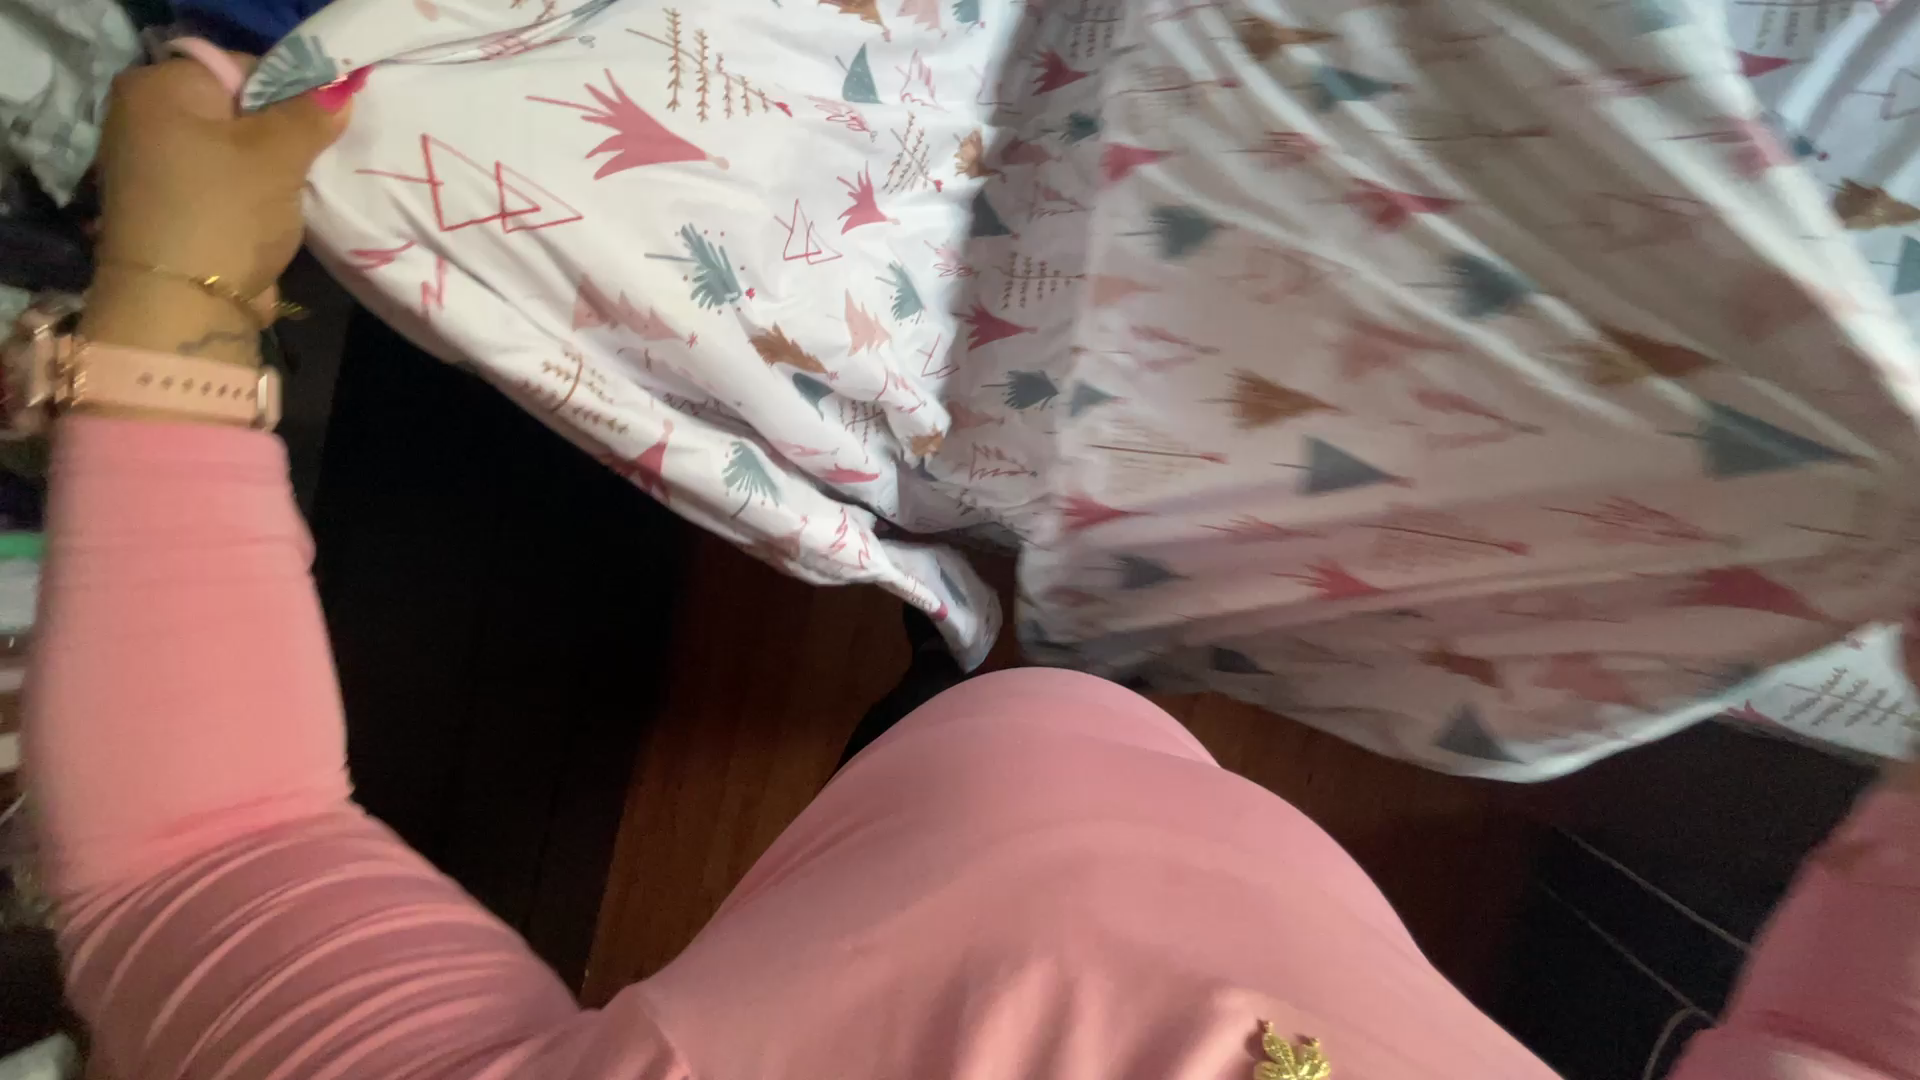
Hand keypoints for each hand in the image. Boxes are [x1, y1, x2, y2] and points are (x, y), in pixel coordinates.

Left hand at [81, 52, 352, 367]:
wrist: (188, 293)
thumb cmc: (227, 210)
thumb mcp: (276, 157)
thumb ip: (309, 119)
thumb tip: (340, 91)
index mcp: (163, 89)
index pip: (239, 68)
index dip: (290, 89)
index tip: (331, 122)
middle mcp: (151, 115)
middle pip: (240, 109)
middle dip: (289, 131)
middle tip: (331, 156)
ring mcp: (164, 161)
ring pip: (241, 147)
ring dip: (282, 166)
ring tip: (317, 184)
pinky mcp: (183, 200)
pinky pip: (234, 179)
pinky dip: (266, 190)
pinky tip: (291, 207)